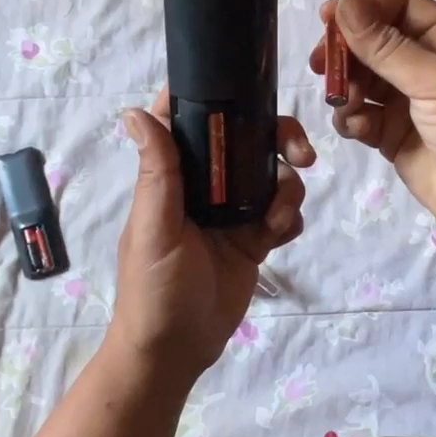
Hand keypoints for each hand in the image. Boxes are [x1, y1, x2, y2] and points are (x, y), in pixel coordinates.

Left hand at [107, 91, 313, 381]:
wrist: (176, 349)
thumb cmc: (154, 287)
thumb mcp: (153, 227)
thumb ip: (157, 171)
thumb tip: (134, 111)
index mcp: (173, 176)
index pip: (189, 122)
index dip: (214, 98)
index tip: (248, 87)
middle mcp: (205, 187)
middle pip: (247, 141)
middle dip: (278, 139)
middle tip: (301, 153)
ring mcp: (232, 212)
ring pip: (272, 175)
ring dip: (287, 186)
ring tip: (279, 216)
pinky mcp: (254, 239)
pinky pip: (283, 213)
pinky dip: (289, 218)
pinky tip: (280, 235)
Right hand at [309, 0, 435, 251]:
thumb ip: (388, 47)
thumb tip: (345, 1)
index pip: (400, 8)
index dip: (364, 7)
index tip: (328, 17)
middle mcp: (426, 67)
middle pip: (374, 43)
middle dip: (346, 51)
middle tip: (319, 64)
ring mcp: (408, 103)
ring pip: (362, 80)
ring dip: (346, 87)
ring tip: (346, 103)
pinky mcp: (392, 136)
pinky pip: (360, 117)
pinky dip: (351, 119)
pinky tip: (356, 128)